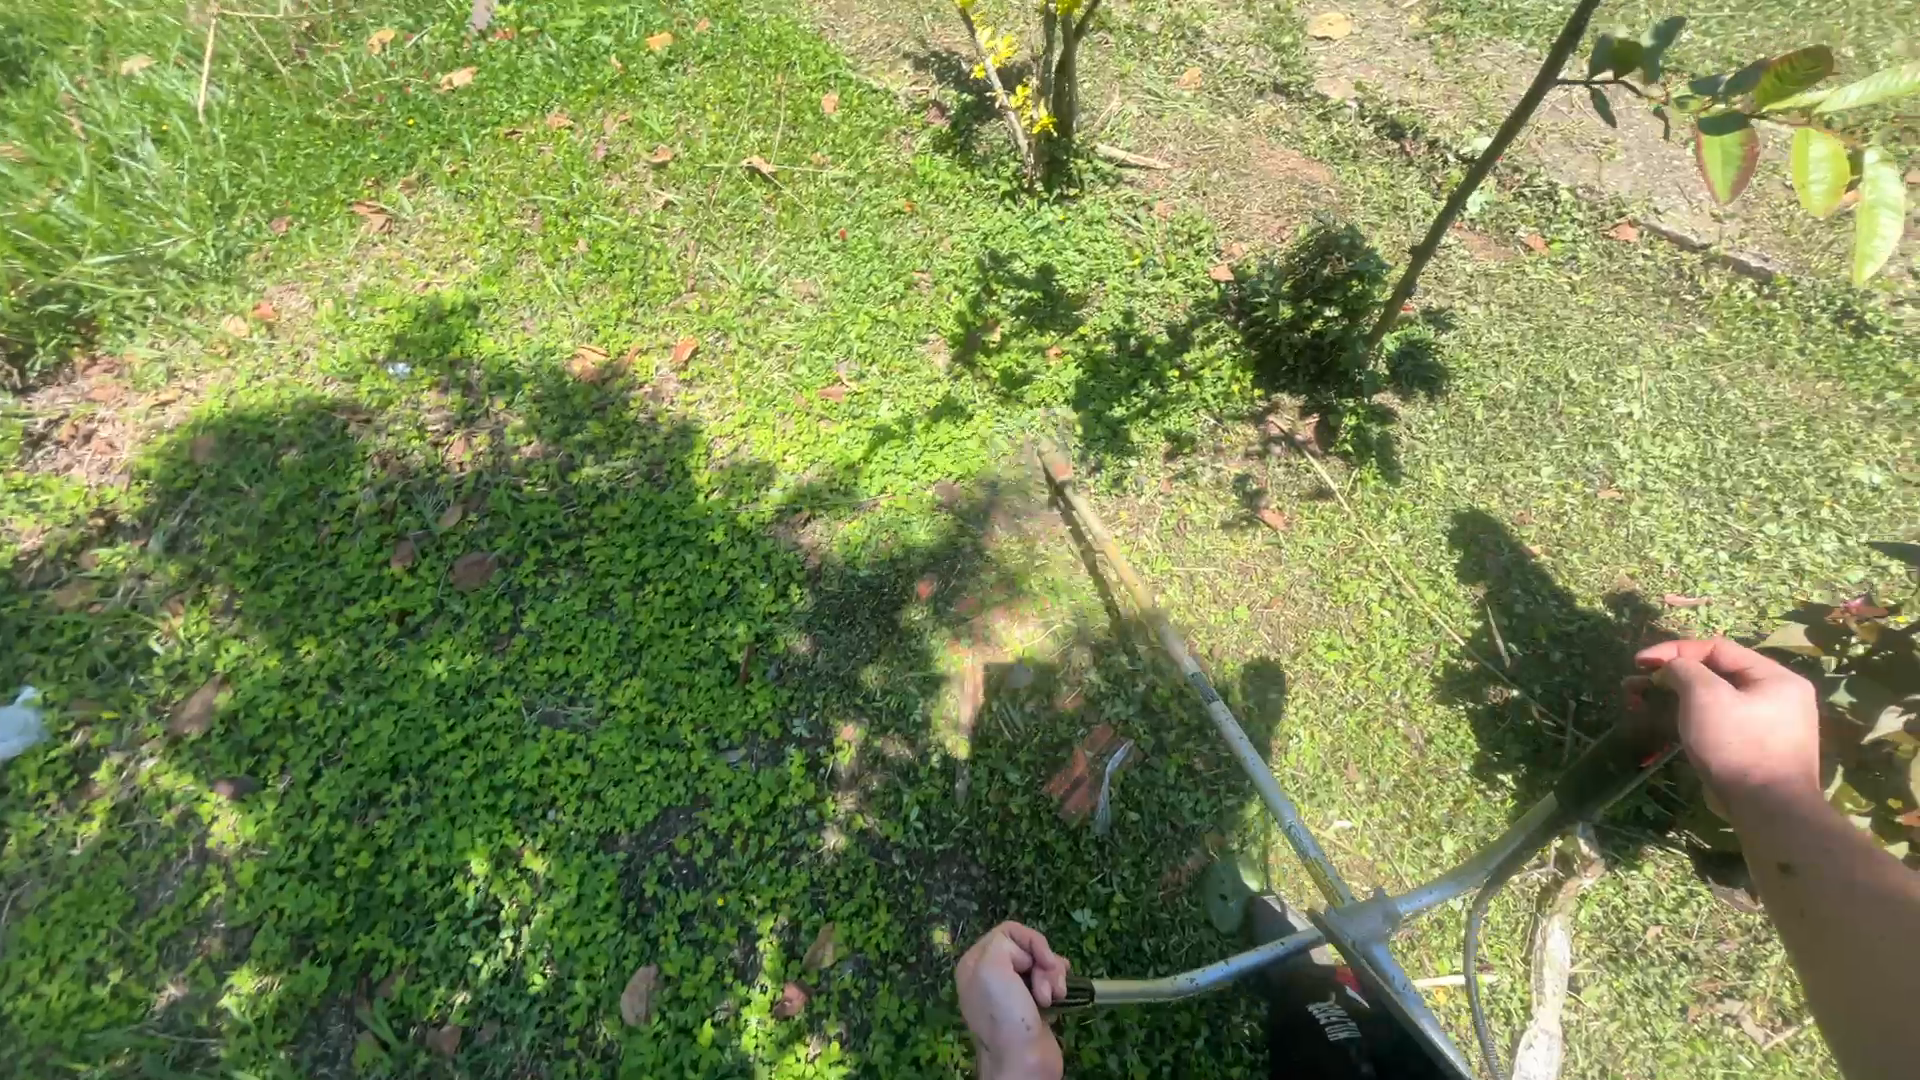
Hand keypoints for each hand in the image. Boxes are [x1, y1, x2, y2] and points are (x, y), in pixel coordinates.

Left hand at [955, 922, 1067, 1079]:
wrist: (1024, 1063)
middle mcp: (991, 974)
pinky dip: (1058, 983)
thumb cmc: (1004, 1014)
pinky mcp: (1033, 1004)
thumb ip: (1003, 943)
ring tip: (1054, 997)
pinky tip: (1061, 996)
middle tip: (1048, 985)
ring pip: (1041, 963)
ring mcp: (1013, 991)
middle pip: (1027, 947)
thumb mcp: (991, 966)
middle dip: (1043, 961)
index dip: (1028, 941)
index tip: (1039, 961)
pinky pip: (1049, 980)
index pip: (1008, 932)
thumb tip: (1026, 958)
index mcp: (975, 963)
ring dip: (1053, 975)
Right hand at [1630, 638, 1820, 816]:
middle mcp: (1775, 694)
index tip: (1640, 662)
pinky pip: (1714, 714)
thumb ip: (1683, 669)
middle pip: (1712, 670)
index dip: (1674, 649)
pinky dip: (1684, 711)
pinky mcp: (1750, 740)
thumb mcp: (1705, 695)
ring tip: (1636, 699)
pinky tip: (1662, 718)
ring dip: (1670, 692)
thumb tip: (1670, 668)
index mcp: (1774, 678)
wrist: (1766, 804)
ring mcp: (1764, 719)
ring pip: (1709, 694)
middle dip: (1668, 673)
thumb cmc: (1736, 742)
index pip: (1717, 648)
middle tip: (1634, 681)